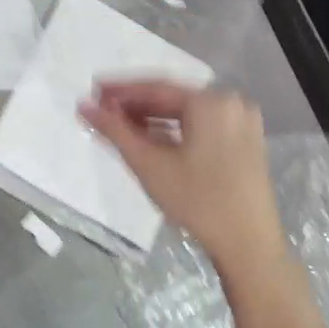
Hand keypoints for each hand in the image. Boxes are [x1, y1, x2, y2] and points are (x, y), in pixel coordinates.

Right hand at [80, 79, 284, 267]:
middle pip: (172, 98)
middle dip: (133, 104)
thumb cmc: (194, 198)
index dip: (119, 89)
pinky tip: (148, 141)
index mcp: (211, 102)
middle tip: (100, 112)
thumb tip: (83, 106)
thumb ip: (114, 130)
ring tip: (117, 128)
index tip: (91, 91)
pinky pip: (200, 126)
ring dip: (150, 118)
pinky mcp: (243, 143)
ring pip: (185, 114)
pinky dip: (172, 130)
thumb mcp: (147, 163)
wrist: (245, 239)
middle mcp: (231, 104)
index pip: (156, 87)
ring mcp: (241, 124)